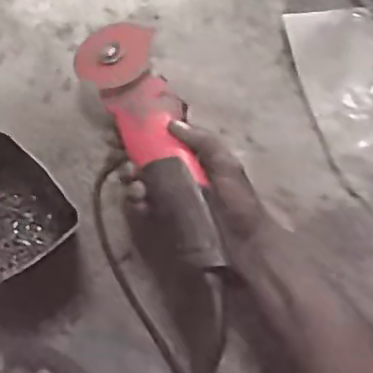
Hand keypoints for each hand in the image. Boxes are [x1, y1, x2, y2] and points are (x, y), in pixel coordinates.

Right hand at [123, 120, 268, 244]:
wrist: (244, 249)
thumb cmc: (238, 204)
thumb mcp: (227, 166)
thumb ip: (205, 142)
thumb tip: (171, 124)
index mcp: (191, 163)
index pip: (160, 146)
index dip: (142, 140)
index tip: (129, 136)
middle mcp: (175, 180)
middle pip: (143, 164)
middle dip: (130, 161)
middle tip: (128, 166)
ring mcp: (165, 202)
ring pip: (137, 184)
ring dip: (130, 181)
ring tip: (135, 186)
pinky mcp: (160, 222)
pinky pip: (139, 208)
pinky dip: (134, 202)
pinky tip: (139, 200)